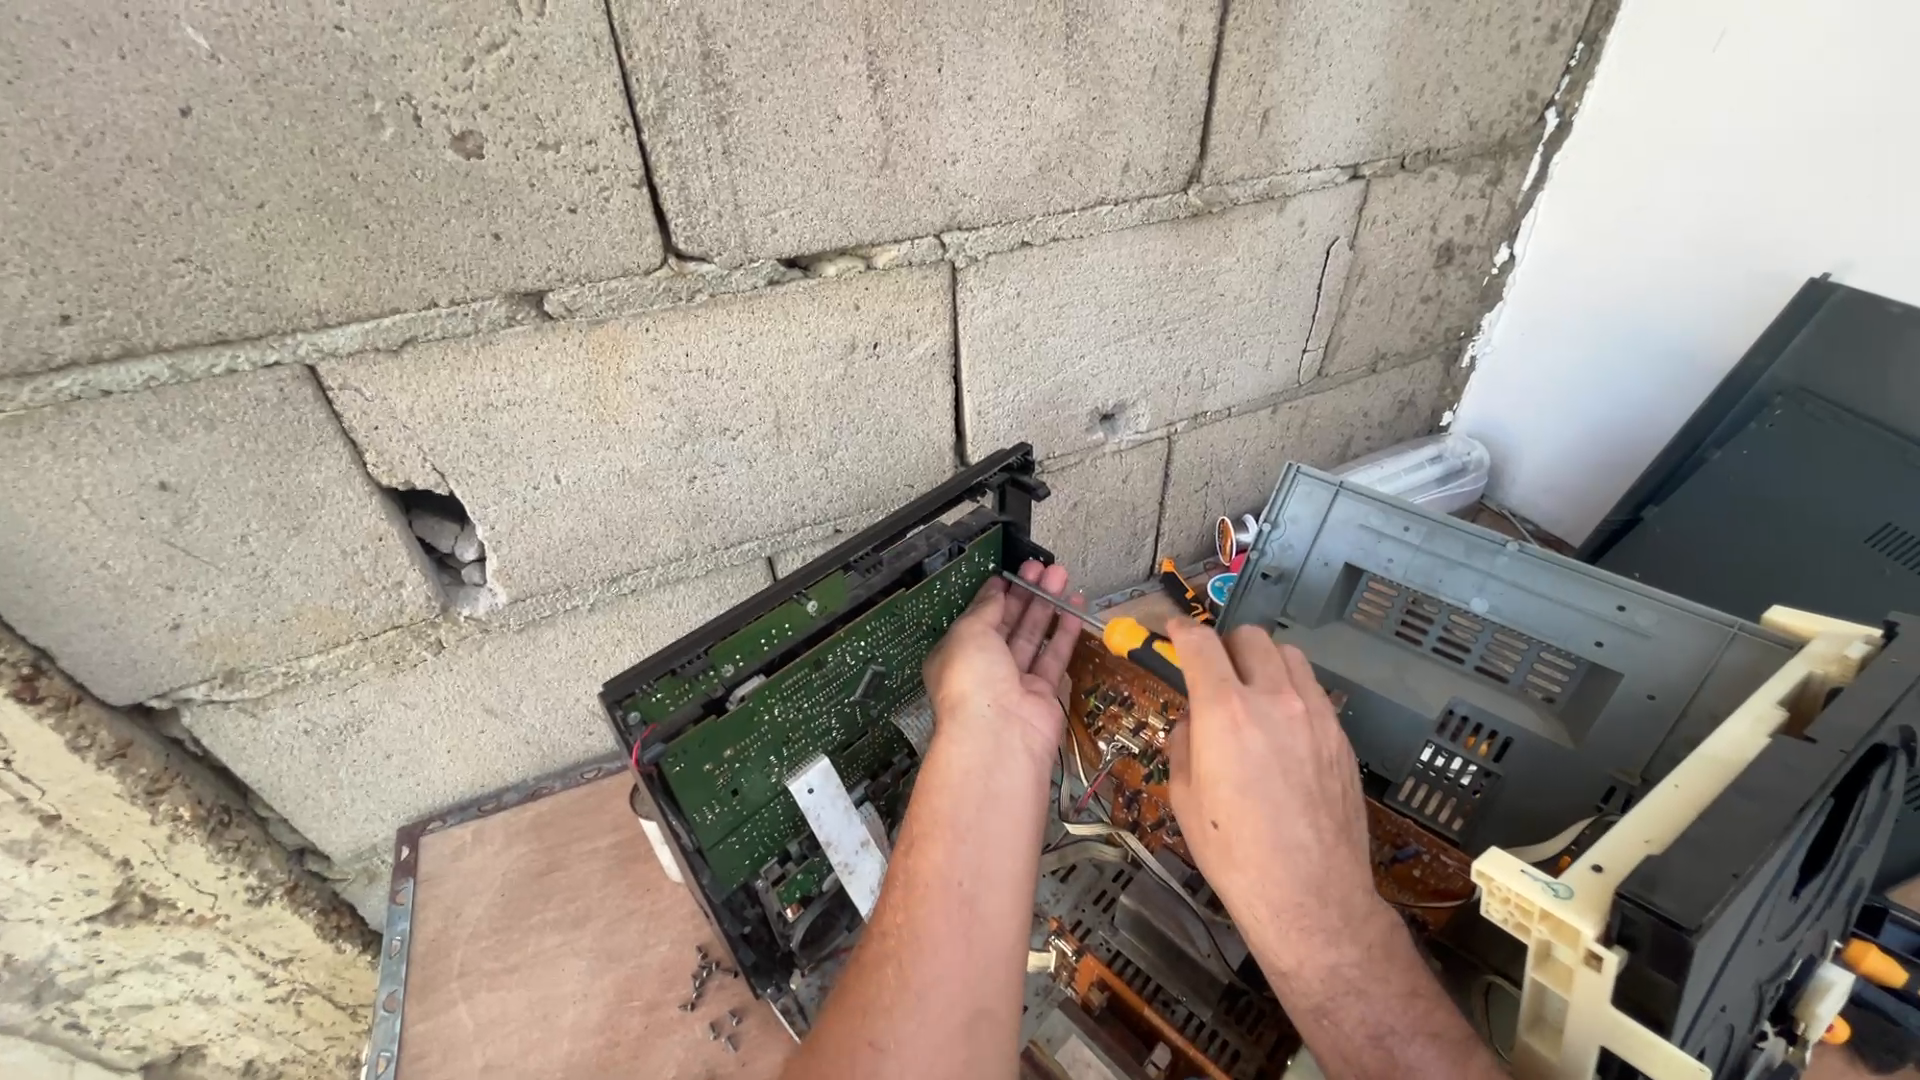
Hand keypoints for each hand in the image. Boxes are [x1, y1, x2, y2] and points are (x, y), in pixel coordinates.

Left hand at [922, 560, 1084, 764]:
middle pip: (1008, 624)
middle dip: (1026, 594)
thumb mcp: (969, 632)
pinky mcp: (1042, 694)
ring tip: (1062, 577)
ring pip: (1033, 637)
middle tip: (1043, 568)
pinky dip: (1064, 632)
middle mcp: (983, 669)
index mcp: (956, 654)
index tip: (1012, 572)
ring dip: (1047, 606)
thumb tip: (995, 590)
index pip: (978, 618)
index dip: (996, 594)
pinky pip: (1053, 657)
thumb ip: (986, 608)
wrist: (999, 737)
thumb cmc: (971, 683)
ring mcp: (1013, 682)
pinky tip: (1074, 608)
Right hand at [1164, 620, 1394, 964]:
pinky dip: (1291, 691)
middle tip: (1213, 670)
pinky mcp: (1341, 737)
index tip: (1172, 631)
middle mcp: (1274, 699)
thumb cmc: (1233, 851)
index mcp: (1225, 710)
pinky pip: (1313, 691)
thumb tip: (1193, 722)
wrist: (1310, 896)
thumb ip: (1184, 743)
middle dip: (1225, 644)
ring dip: (1264, 661)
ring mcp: (1315, 716)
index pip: (1200, 644)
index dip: (1180, 630)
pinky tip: (1283, 728)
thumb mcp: (1184, 795)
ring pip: (1290, 656)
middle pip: (1251, 637)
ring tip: (1252, 691)